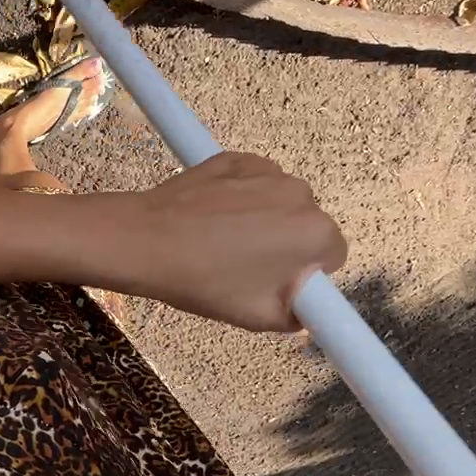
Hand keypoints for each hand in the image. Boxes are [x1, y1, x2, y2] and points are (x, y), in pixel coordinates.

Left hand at [116, 152, 346, 331]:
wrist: (143, 240)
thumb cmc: (202, 280)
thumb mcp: (256, 317)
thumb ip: (296, 317)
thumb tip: (304, 312)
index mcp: (316, 232)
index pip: (331, 257)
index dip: (304, 275)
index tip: (272, 283)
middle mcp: (301, 193)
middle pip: (305, 226)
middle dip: (283, 245)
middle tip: (240, 266)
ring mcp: (266, 170)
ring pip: (277, 202)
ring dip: (260, 219)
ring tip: (217, 242)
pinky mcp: (235, 158)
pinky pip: (250, 182)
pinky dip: (237, 197)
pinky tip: (208, 216)